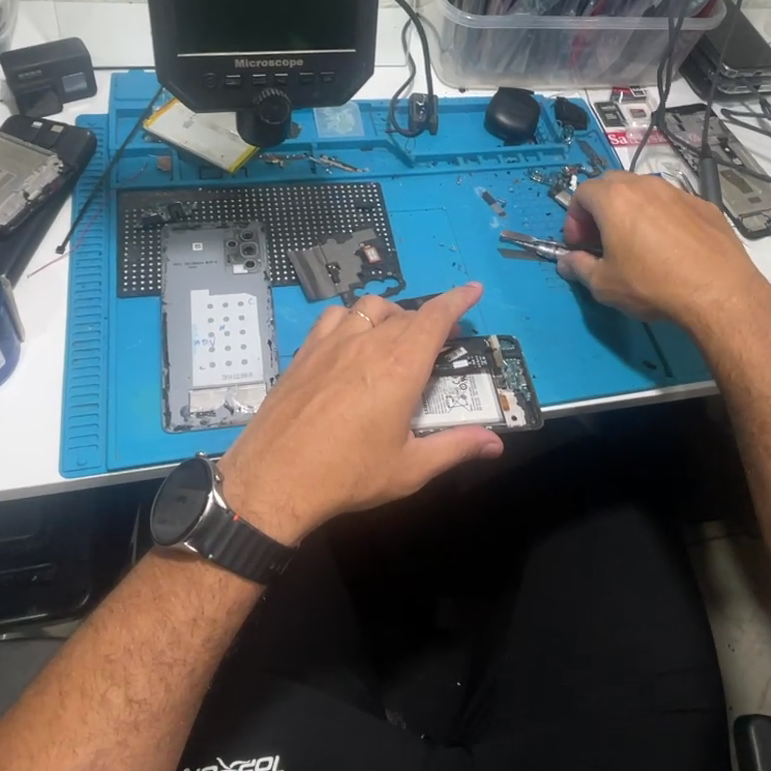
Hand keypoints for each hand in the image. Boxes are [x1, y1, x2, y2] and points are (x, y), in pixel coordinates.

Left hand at [217, 284, 501, 545]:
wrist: (275, 479)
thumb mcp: (410, 468)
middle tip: (441, 341)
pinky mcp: (305, 353)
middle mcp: (368, 343)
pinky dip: (351, 319)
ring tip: (396, 336)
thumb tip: (495, 443)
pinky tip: (350, 340)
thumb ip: (455, 448)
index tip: (473, 290)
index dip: (457, 300)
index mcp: (400, 366)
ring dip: (390, 314)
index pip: (435, 318)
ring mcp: (332, 344)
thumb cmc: (349, 474)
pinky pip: (333, 318)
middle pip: (406, 315)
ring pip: (368, 308)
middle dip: (430, 320)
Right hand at [558, 171, 770, 326]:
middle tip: (602, 239)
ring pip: (645, 191)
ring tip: (636, 243)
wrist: (719, 292)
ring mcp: (679, 193)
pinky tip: (671, 248)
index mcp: (615, 199)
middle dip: (600, 208)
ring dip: (632, 210)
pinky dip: (662, 218)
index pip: (582, 193)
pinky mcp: (705, 206)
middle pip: (612, 184)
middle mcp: (645, 186)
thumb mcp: (604, 284)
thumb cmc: (652, 285)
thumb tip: (566, 262)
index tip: (578, 244)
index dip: (574, 218)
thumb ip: (579, 268)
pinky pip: (673, 204)